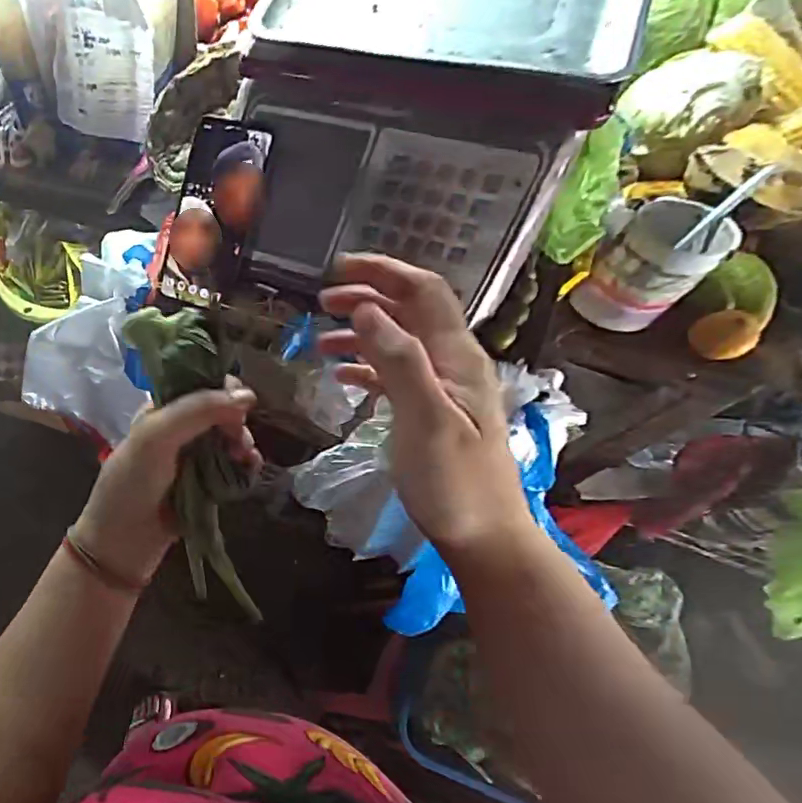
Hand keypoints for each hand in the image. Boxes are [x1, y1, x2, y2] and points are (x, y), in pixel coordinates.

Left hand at [70, 383, 259, 586]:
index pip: (198, 383)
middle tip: (238, 438)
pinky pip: (233, 467)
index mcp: (159, 410)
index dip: (223, 388)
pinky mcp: (205, 485)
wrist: (121, 545)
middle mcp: (177, 429)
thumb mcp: (155, 437)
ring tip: (244, 457)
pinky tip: (249, 469)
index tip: (239, 404)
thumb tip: (247, 396)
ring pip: (230, 438)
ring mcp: (192, 458)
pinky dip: (246, 465)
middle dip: (237, 419)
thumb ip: (195, 410)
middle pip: (220, 410)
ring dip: (244, 442)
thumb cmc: (131, 486)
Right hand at [316, 253, 533, 558]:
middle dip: (368, 298)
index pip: (424, 293)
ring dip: (362, 333)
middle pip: (411, 313)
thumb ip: (399, 362)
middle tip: (320, 302)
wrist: (482, 534)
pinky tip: (342, 374)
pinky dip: (367, 366)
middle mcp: (453, 364)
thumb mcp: (425, 420)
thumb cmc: (453, 482)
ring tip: (320, 338)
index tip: (339, 268)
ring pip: (400, 343)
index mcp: (456, 358)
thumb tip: (367, 309)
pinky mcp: (431, 413)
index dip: (384, 272)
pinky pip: (396, 375)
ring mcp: (443, 390)